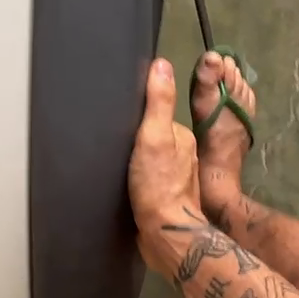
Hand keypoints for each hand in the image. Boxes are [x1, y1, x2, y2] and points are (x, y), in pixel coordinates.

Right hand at [128, 58, 203, 270]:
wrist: (164, 234)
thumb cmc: (158, 184)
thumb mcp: (155, 136)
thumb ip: (158, 102)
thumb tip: (162, 63)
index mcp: (184, 139)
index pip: (160, 118)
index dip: (142, 117)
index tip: (121, 117)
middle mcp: (184, 157)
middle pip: (156, 139)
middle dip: (139, 139)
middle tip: (114, 142)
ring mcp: (176, 180)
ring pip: (153, 161)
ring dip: (138, 161)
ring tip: (117, 162)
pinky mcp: (165, 200)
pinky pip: (150, 182)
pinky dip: (139, 180)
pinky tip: (124, 184)